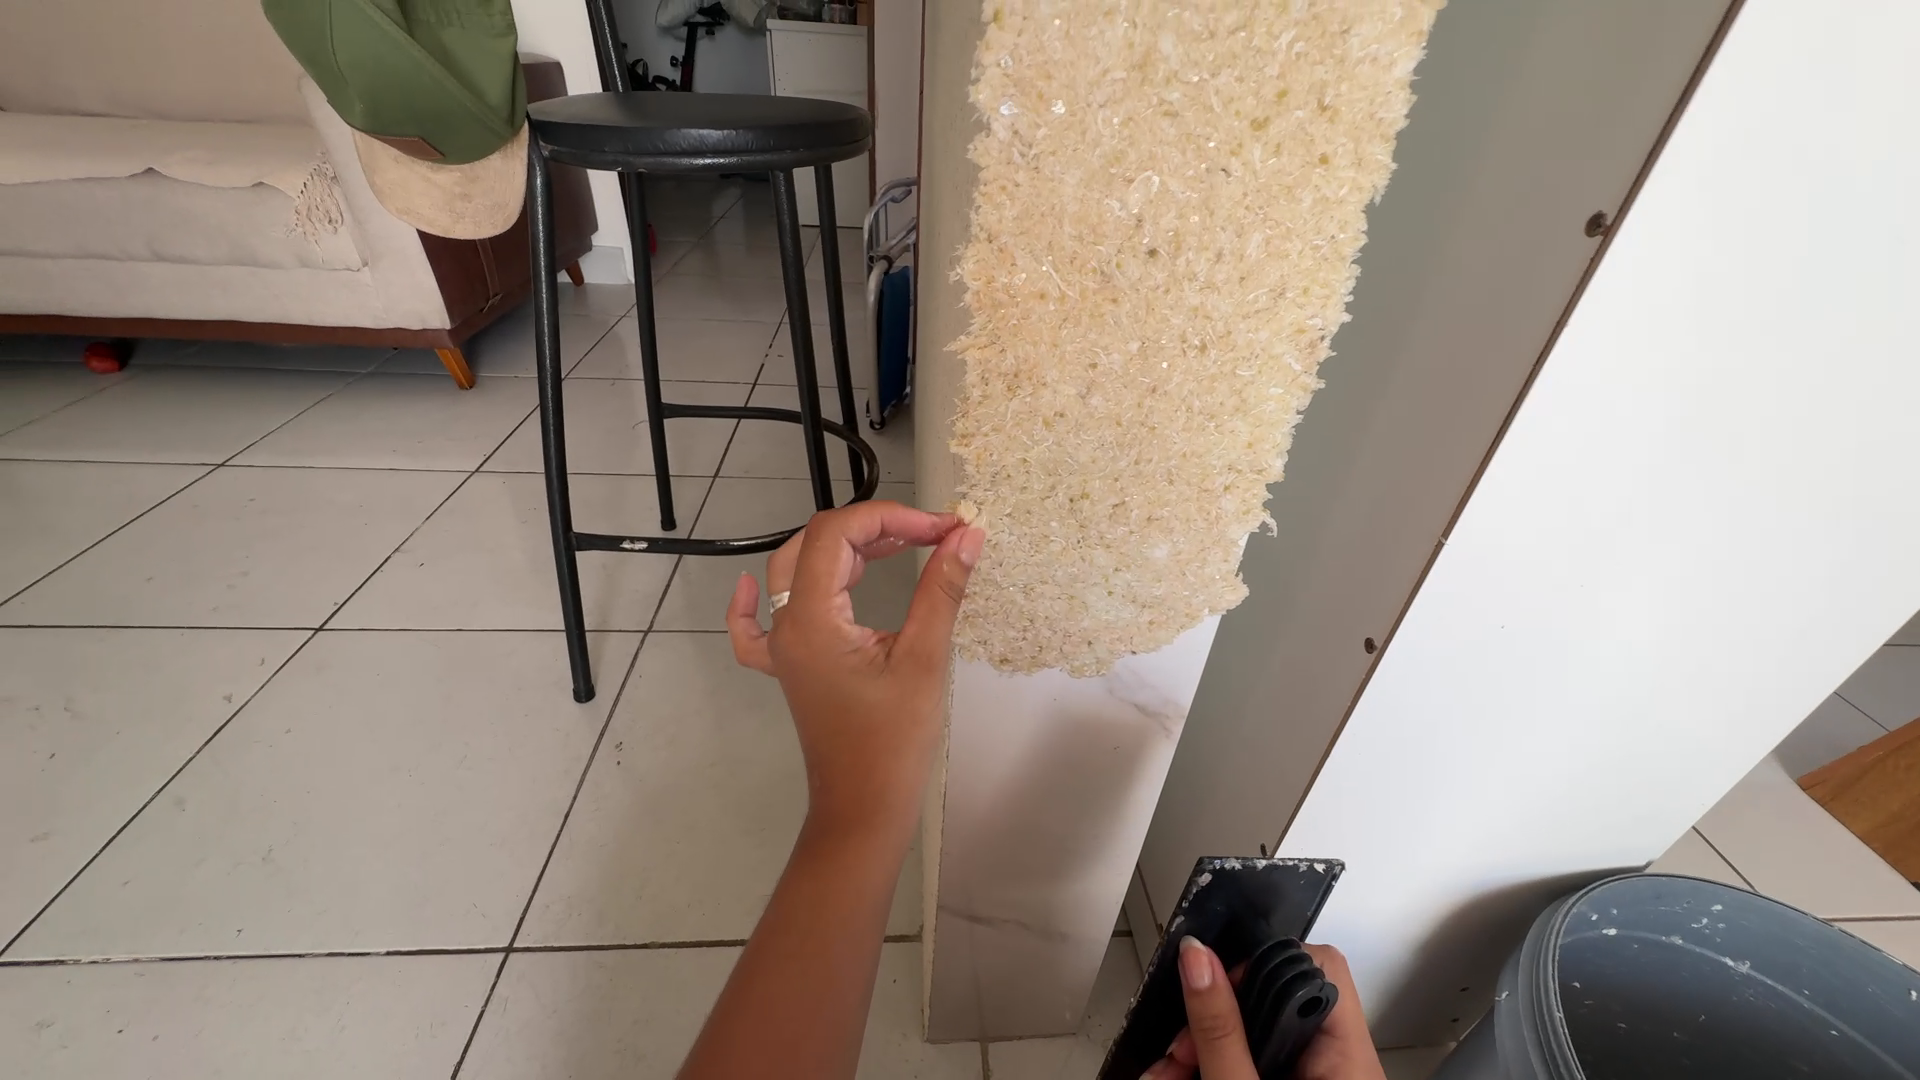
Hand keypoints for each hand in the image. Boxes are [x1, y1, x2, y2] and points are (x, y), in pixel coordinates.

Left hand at [726, 500, 985, 834]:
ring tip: (898, 546)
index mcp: (811, 617)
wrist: (863, 809)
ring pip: (795, 570)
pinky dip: (752, 601)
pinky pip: (756, 626)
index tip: (944, 528)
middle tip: (934, 537)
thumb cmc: (894, 740)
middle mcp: (786, 623)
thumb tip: (967, 535)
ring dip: (844, 550)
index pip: (839, 533)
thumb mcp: (923, 658)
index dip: (892, 517)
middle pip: (816, 544)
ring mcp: (782, 646)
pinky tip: (753, 587)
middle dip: (877, 528)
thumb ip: (942, 589)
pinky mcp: (788, 668)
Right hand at [1144, 939, 1384, 1079]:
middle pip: (1273, 1002)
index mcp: (1347, 1063)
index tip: (1213, 987)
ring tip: (1164, 1074)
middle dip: (1211, 1016)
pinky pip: (1247, 1063)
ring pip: (1252, 1036)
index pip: (1316, 965)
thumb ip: (1219, 1030)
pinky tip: (1176, 1078)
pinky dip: (1211, 1066)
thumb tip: (1197, 955)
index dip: (1261, 964)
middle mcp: (1339, 1068)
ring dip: (1199, 1047)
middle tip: (1178, 1049)